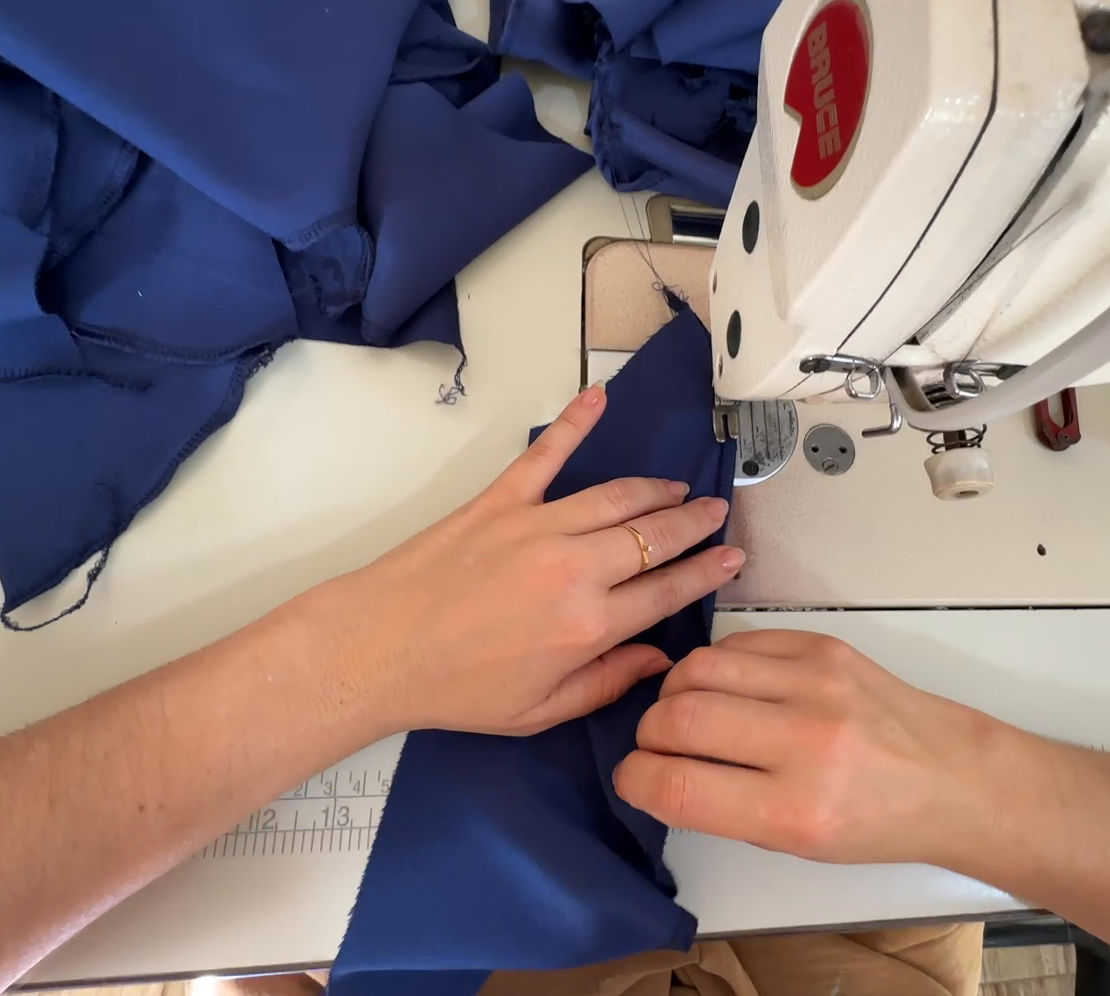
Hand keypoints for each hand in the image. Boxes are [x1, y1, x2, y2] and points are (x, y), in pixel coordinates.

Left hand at [275, 384, 743, 739]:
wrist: (376, 650)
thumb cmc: (457, 690)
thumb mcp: (539, 712)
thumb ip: (608, 683)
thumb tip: (662, 658)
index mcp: (589, 626)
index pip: (667, 592)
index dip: (706, 573)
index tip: (733, 558)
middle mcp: (576, 569)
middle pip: (654, 538)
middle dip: (695, 524)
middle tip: (717, 512)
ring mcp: (539, 526)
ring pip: (618, 497)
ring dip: (655, 490)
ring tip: (677, 488)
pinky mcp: (503, 500)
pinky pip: (548, 455)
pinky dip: (576, 423)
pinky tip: (599, 398)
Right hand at [613, 629, 1009, 866]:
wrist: (950, 774)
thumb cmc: (874, 822)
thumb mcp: (797, 842)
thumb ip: (723, 806)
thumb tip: (660, 768)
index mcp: (797, 810)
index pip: (679, 786)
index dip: (636, 779)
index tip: (632, 777)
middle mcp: (804, 739)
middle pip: (679, 717)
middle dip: (648, 733)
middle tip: (656, 743)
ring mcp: (813, 680)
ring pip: (697, 667)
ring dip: (673, 692)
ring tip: (685, 709)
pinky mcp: (819, 643)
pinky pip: (734, 643)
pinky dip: (713, 667)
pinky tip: (726, 687)